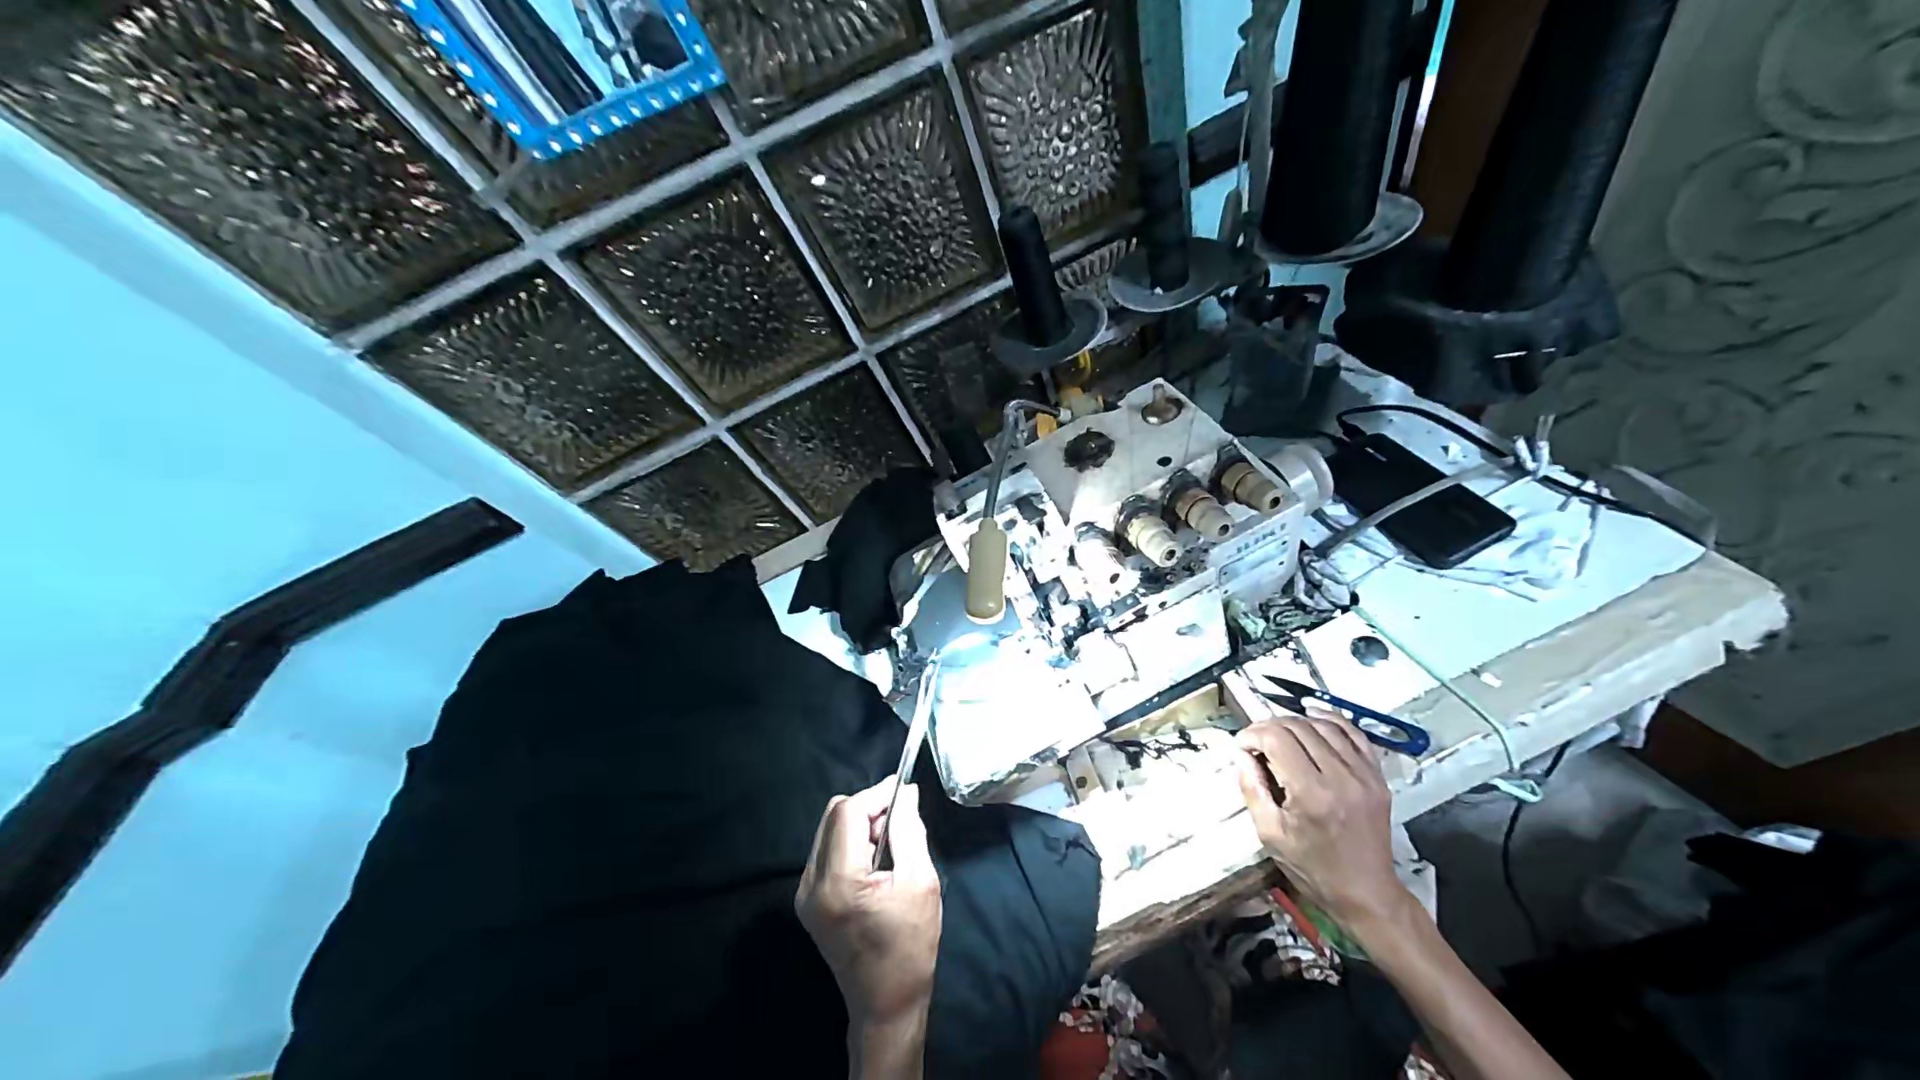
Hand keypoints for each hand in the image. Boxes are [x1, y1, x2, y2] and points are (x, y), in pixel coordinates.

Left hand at [796, 776, 942, 1030]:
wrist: (885, 1003)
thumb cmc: (910, 946)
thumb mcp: (921, 882)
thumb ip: (909, 830)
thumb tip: (904, 793)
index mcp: (839, 881)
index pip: (849, 812)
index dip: (877, 794)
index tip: (904, 791)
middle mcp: (811, 883)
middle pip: (833, 815)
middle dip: (867, 807)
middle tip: (898, 822)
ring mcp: (804, 893)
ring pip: (828, 829)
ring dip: (859, 825)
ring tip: (889, 846)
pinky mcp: (806, 901)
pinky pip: (826, 850)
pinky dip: (850, 843)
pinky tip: (873, 862)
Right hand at [1236, 709, 1408, 929]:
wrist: (1366, 892)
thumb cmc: (1313, 868)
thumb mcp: (1269, 834)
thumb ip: (1252, 789)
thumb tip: (1242, 755)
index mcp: (1311, 794)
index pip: (1277, 739)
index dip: (1253, 734)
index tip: (1242, 745)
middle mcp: (1341, 778)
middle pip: (1298, 727)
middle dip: (1269, 726)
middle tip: (1256, 741)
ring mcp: (1364, 775)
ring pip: (1325, 726)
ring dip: (1296, 721)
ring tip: (1279, 732)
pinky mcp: (1377, 777)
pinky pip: (1355, 735)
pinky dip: (1331, 721)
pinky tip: (1313, 720)